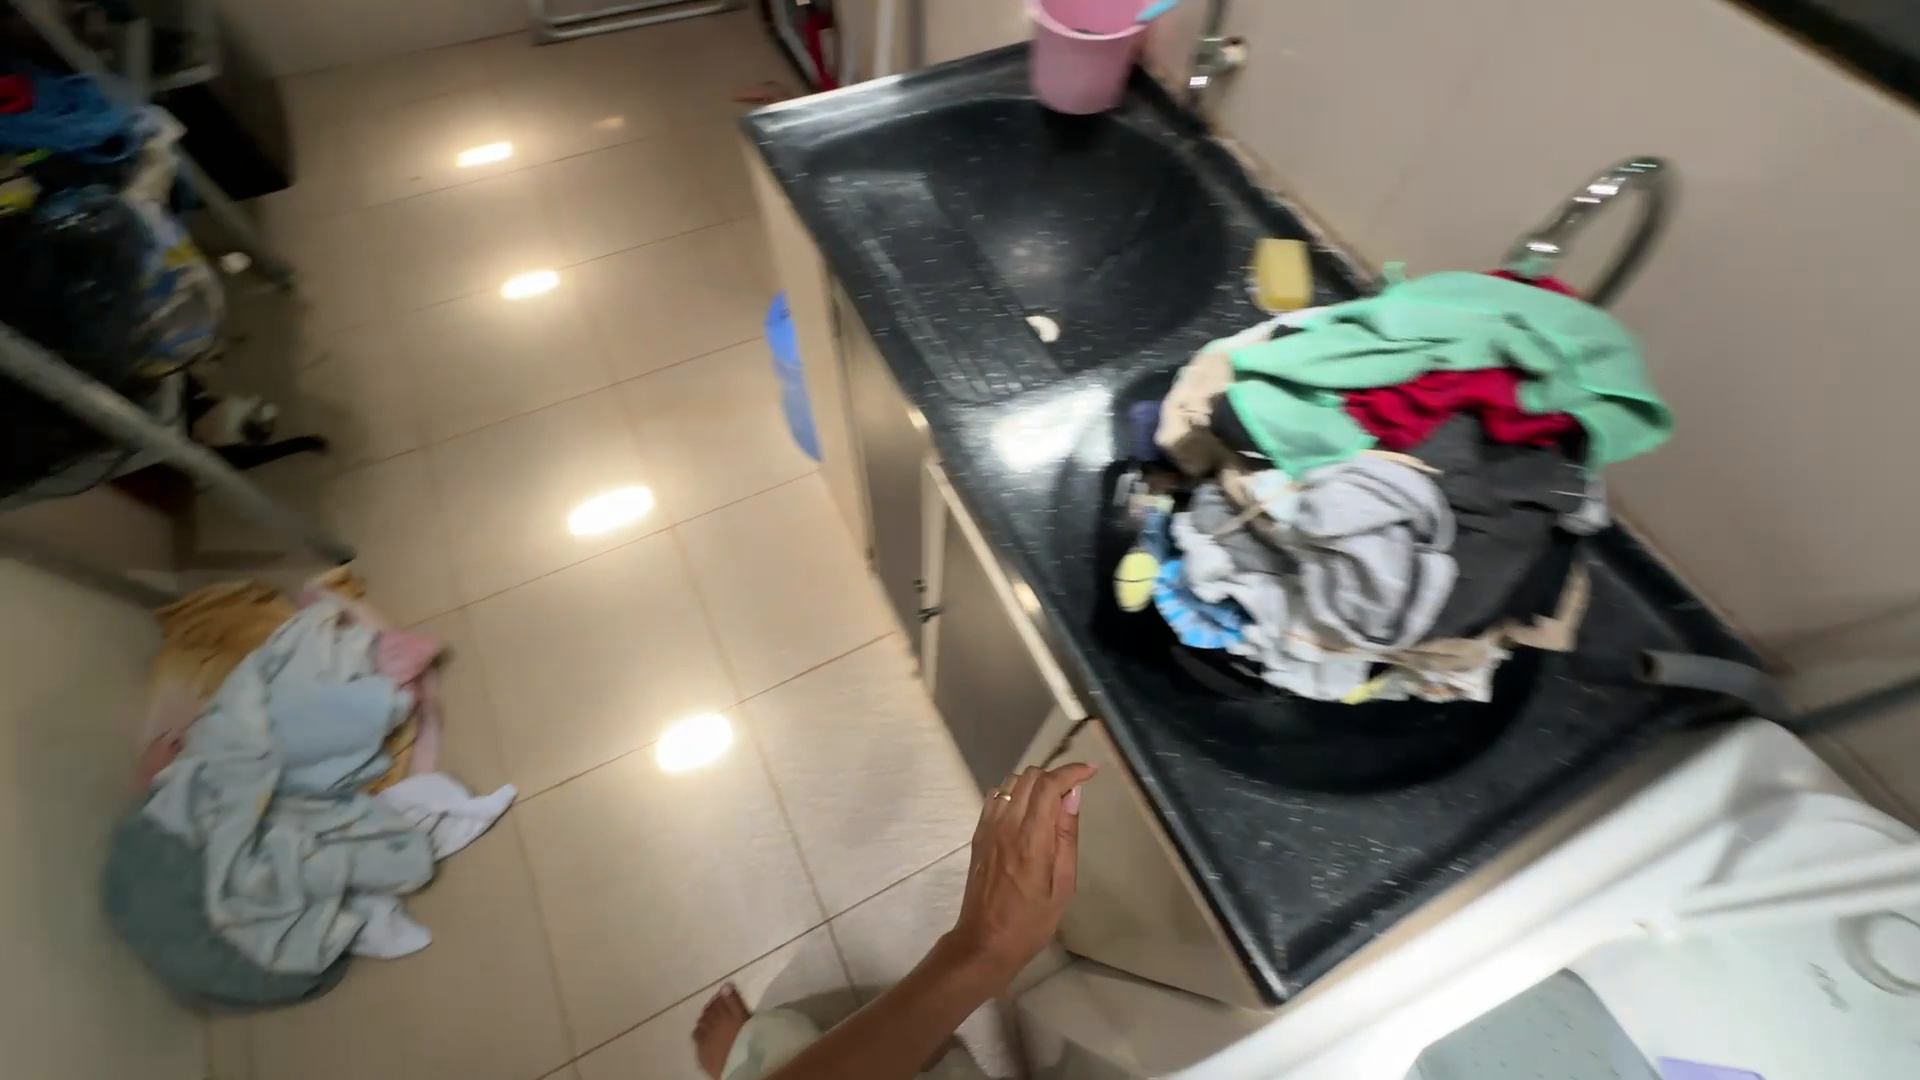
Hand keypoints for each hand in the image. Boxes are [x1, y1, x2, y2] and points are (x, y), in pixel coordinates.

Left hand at [944, 762, 1098, 985]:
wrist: (985, 940)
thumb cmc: (1031, 921)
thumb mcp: (1062, 886)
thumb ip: (1066, 836)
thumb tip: (1072, 796)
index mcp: (1031, 839)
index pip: (1050, 786)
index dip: (1071, 771)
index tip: (1090, 771)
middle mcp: (1007, 824)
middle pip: (1030, 777)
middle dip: (1055, 776)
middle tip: (1072, 793)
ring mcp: (989, 826)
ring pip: (1012, 782)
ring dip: (1035, 782)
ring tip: (1051, 801)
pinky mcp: (979, 832)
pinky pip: (996, 795)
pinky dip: (1015, 791)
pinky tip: (1025, 808)